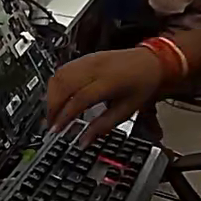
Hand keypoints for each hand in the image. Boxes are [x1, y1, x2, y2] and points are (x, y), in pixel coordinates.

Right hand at [45, 47, 162, 139]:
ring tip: (52, 113)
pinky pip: (61, 70)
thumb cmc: (142, 84)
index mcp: (110, 82)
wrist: (149, 61)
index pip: (80, 99)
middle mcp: (96, 68)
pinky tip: (56, 97)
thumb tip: (84, 141)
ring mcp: (87, 61)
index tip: (57, 129)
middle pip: (63, 86)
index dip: (65, 116)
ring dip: (50, 96)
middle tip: (51, 124)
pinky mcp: (83, 59)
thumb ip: (103, 126)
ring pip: (58, 77)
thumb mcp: (127, 110)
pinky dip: (54, 86)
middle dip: (52, 108)